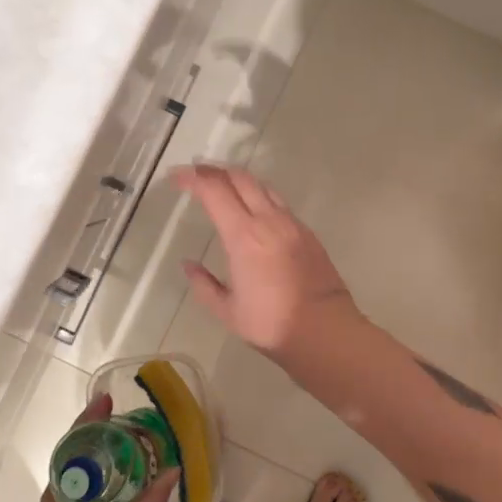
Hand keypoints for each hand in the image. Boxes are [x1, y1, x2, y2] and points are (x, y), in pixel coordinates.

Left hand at [38, 393, 179, 501]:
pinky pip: (84, 486)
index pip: (73, 442)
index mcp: (60, 491)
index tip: (107, 399)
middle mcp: (56, 495)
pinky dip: (101, 473)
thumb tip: (173, 471)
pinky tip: (122, 476)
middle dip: (97, 432)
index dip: (90, 419)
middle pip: (75, 452)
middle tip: (123, 415)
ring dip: (99, 453)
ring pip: (79, 470)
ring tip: (126, 438)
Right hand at [172, 164, 362, 360]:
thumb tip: (188, 265)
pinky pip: (278, 203)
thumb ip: (204, 285)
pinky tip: (252, 208)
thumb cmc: (271, 324)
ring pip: (262, 186)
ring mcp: (291, 224)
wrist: (325, 331)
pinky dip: (259, 195)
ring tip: (222, 184)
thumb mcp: (227, 311)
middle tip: (195, 173)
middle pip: (239, 178)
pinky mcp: (307, 233)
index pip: (214, 191)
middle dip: (214, 170)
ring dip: (238, 179)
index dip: (192, 178)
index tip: (176, 177)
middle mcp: (268, 220)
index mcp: (243, 236)